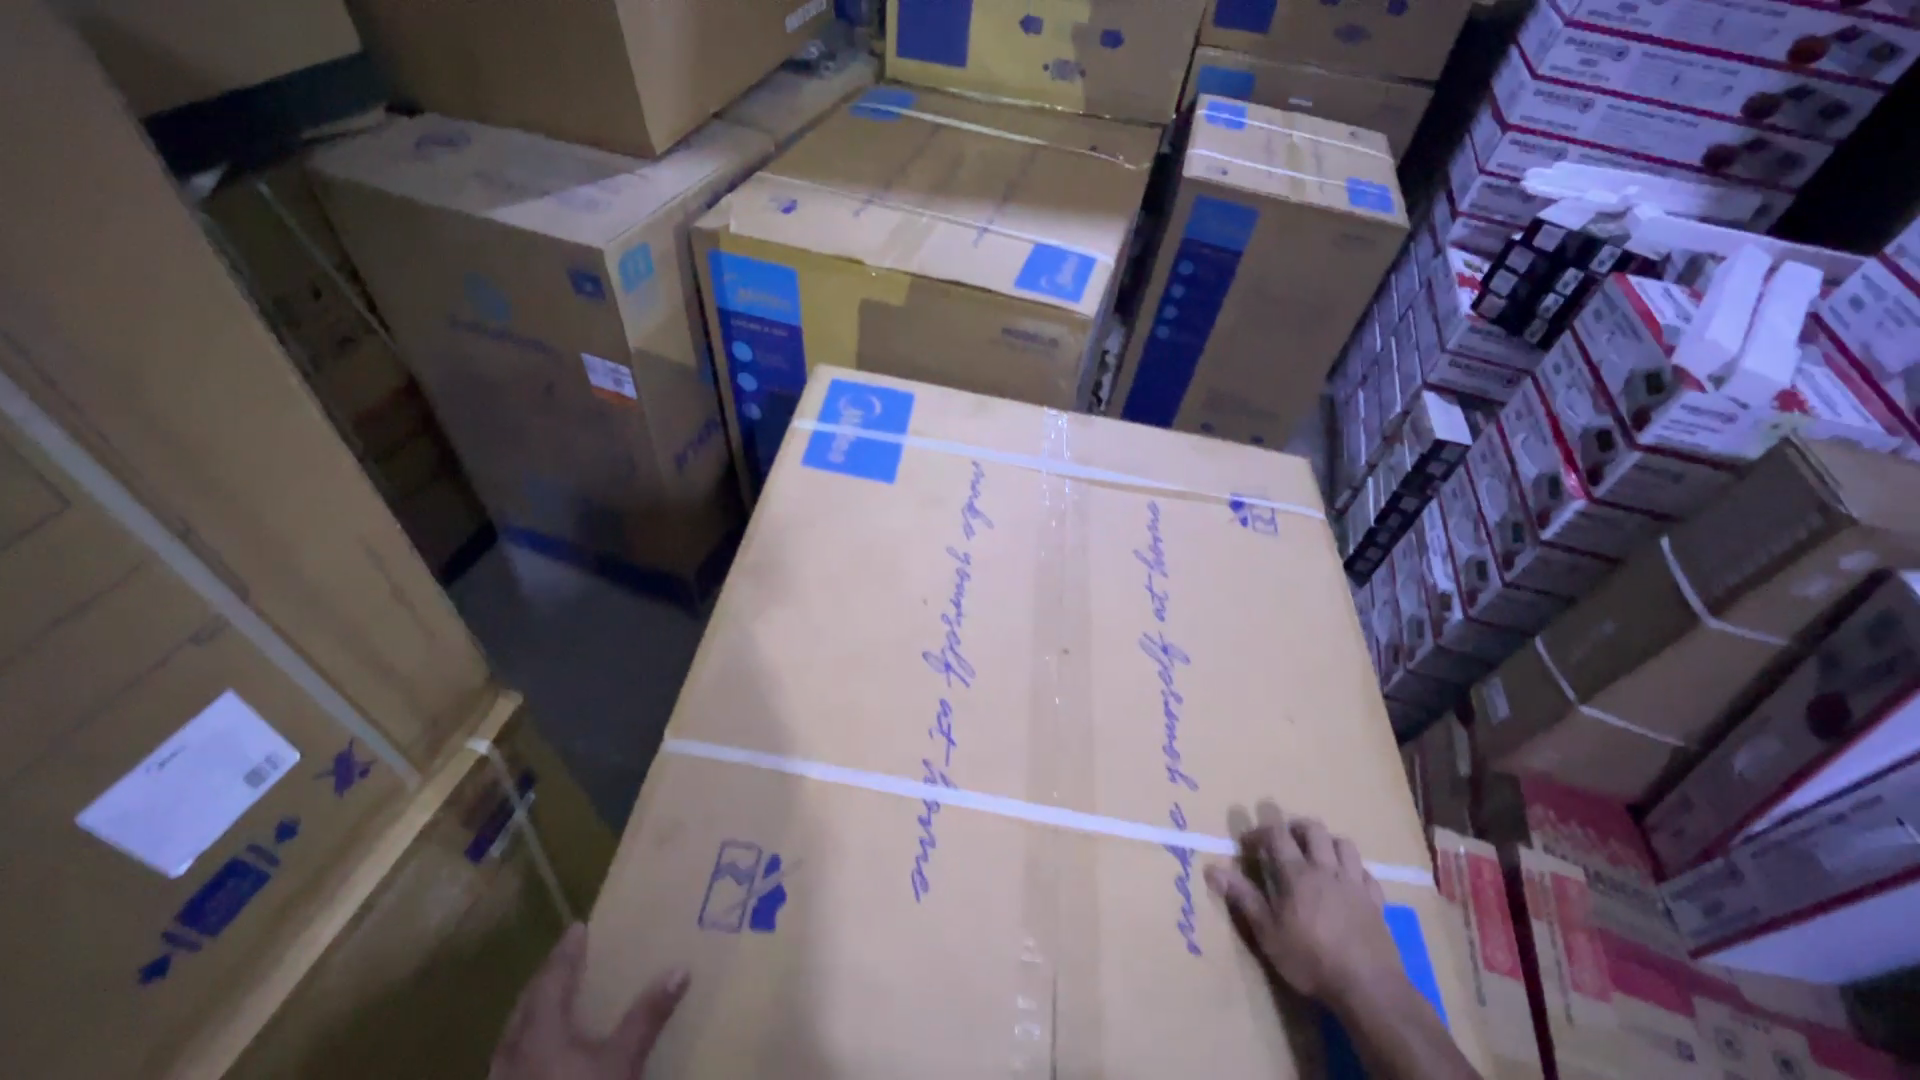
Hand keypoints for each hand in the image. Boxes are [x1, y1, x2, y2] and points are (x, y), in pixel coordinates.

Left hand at [490, 923, 688, 1079]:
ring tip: (552, 999)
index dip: (566, 953)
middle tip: (565, 958)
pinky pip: (512, 1057)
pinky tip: (540, 1054)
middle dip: (546, 977)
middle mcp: (514, 1050)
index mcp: (541, 1032)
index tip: (578, 927)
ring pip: (514, 1032)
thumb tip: (679, 969)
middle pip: (527, 1003)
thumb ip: (646, 1017)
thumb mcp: (622, 1063)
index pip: (552, 979)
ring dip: (533, 1010)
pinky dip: (528, 1040)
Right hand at [1204, 814, 1402, 1010]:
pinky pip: (1367, 872)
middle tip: (1285, 842)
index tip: (1248, 843)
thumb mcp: (1267, 933)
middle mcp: (1327, 870)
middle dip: (1296, 828)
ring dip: (1328, 842)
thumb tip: (1212, 869)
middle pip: (1314, 830)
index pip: (1277, 835)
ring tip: (1317, 856)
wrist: (1367, 986)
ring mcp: (1355, 884)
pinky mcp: (1376, 901)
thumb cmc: (1310, 960)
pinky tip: (1347, 883)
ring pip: (1344, 844)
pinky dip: (1354, 869)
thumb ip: (1243, 897)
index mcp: (1297, 875)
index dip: (1261, 831)